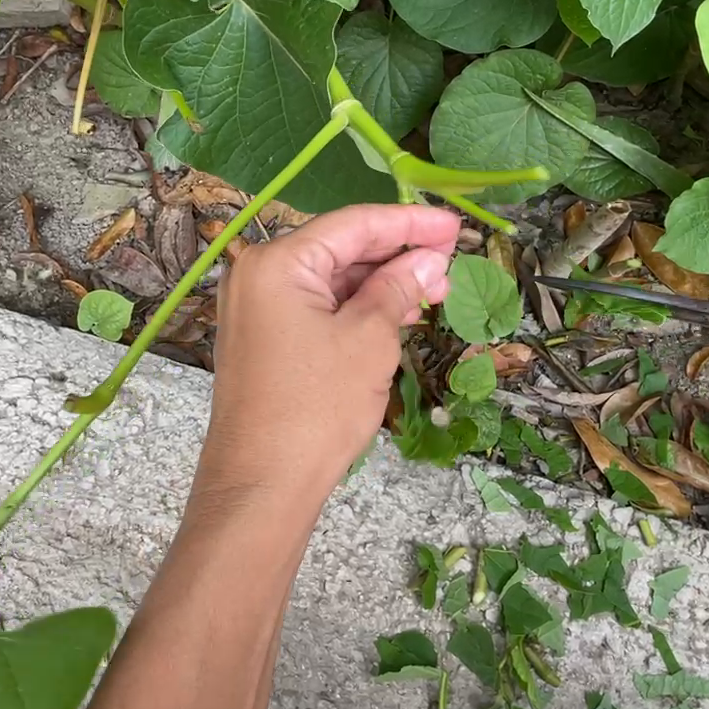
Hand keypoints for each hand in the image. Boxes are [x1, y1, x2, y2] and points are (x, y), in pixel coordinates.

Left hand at [196, 204, 458, 513]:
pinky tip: (396, 313)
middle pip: (340, 249)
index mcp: (277, 262)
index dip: (409, 222)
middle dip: (397, 255)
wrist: (262, 485)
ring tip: (435, 291)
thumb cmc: (317, 407)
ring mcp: (256, 308)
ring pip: (330, 280)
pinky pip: (316, 308)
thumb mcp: (370, 340)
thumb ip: (399, 288)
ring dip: (381, 284)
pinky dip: (356, 308)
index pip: (353, 224)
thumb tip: (429, 261)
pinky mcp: (264, 338)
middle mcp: (258, 274)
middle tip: (450, 261)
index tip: (452, 225)